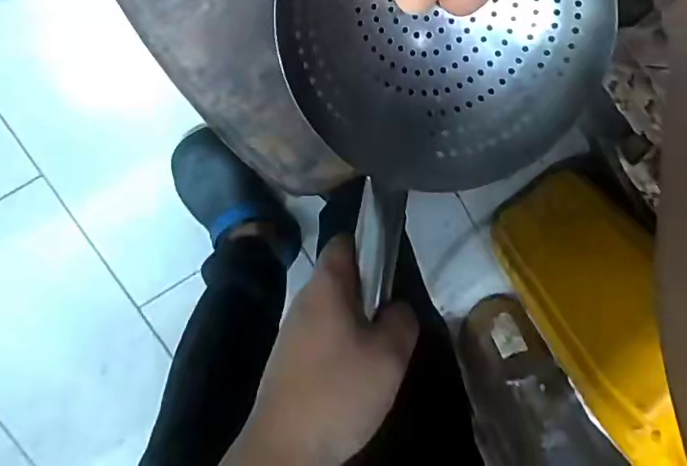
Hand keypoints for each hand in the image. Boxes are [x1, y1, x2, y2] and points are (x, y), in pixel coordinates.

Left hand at [224, 236, 418, 465]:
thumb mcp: (389, 357)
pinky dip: (340, 347)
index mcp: (326, 283)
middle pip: (341, 277)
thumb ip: (402, 321)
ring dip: (357, 324)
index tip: (393, 271)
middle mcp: (305, 296)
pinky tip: (355, 376)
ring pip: (333, 310)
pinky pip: (322, 336)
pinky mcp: (288, 357)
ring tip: (379, 353)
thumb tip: (398, 307)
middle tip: (394, 321)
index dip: (371, 247)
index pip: (345, 241)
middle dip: (369, 293)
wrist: (284, 446)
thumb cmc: (338, 391)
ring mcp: (293, 327)